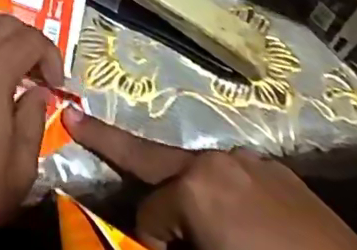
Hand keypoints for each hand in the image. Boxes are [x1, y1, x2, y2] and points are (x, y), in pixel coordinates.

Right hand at [63, 109, 356, 249]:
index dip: (144, 241)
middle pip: (155, 159)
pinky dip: (215, 193)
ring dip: (176, 187)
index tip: (150, 246)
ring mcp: (251, 161)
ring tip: (180, 218)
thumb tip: (143, 228)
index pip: (145, 213)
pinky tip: (230, 219)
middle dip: (113, 142)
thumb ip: (164, 236)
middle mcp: (220, 160)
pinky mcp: (277, 173)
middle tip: (79, 118)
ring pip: (194, 172)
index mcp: (199, 185)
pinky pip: (230, 179)